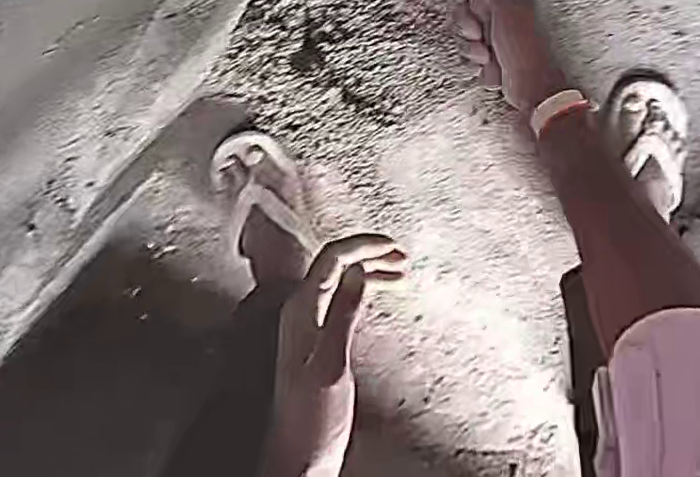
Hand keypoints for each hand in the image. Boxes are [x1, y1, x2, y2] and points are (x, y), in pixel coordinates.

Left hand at [259, 235, 407, 476]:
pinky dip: (365, 288)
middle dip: (369, 253)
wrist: (298, 461)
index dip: (363, 245)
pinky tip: (383, 290)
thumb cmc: (313, 419)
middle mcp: (302, 309)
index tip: (392, 245)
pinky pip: (342, 297)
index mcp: (301, 308)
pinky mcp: (319, 336)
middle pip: (336, 262)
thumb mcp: (333, 362)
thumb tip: (358, 269)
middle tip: (402, 255)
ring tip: (400, 268)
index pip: (332, 257)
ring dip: (370, 268)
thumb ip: (343, 312)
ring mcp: (309, 321)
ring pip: (341, 278)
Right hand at [457, 0, 570, 115]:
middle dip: (467, 29)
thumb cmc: (522, 47)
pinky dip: (479, 67)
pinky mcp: (491, 61)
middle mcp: (500, 18)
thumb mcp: (503, 9)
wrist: (531, 87)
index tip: (473, 12)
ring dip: (473, 51)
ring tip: (488, 58)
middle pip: (464, 15)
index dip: (468, 3)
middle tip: (479, 36)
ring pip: (464, 39)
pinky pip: (470, 60)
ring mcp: (495, 40)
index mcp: (506, 0)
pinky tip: (492, 70)